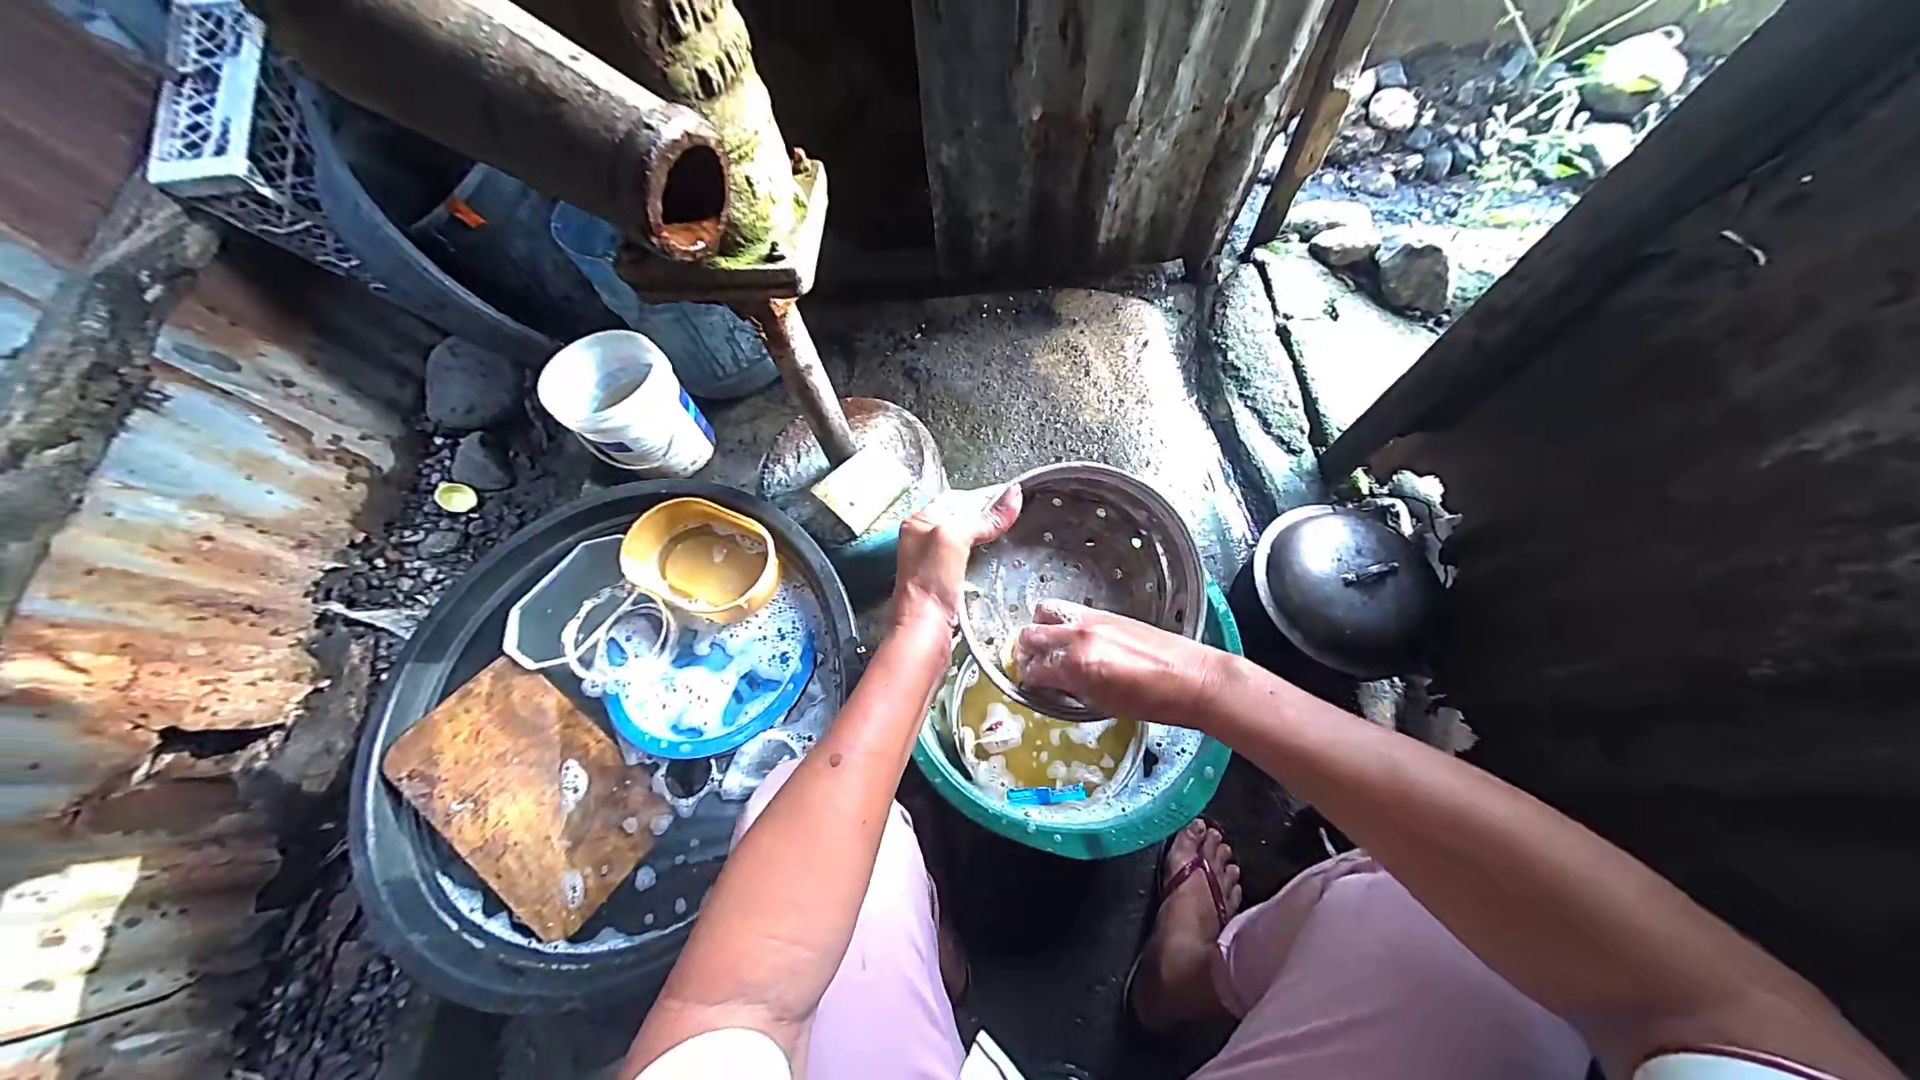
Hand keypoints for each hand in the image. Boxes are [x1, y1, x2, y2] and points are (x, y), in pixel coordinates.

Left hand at [892, 484, 1022, 629]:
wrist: (923, 632)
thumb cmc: (928, 585)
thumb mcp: (955, 538)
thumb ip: (983, 518)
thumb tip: (1012, 496)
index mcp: (918, 523)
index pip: (956, 500)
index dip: (982, 498)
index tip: (1009, 497)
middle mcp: (922, 542)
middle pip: (961, 521)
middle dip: (985, 518)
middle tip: (1012, 516)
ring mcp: (933, 565)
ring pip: (965, 543)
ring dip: (985, 539)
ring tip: (1007, 534)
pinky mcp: (944, 585)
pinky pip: (967, 563)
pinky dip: (982, 559)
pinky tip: (993, 561)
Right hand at [1012, 600, 1224, 722]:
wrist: (1193, 678)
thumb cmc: (1154, 701)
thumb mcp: (1102, 704)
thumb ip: (1071, 688)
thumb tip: (1053, 682)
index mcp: (1075, 664)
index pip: (1033, 667)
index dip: (1028, 680)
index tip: (1032, 685)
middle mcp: (1078, 635)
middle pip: (1030, 634)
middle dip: (1026, 652)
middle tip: (1033, 666)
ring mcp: (1091, 619)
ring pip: (1045, 612)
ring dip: (1040, 629)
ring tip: (1050, 646)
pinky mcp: (1105, 613)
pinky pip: (1069, 611)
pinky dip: (1062, 623)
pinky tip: (1074, 640)